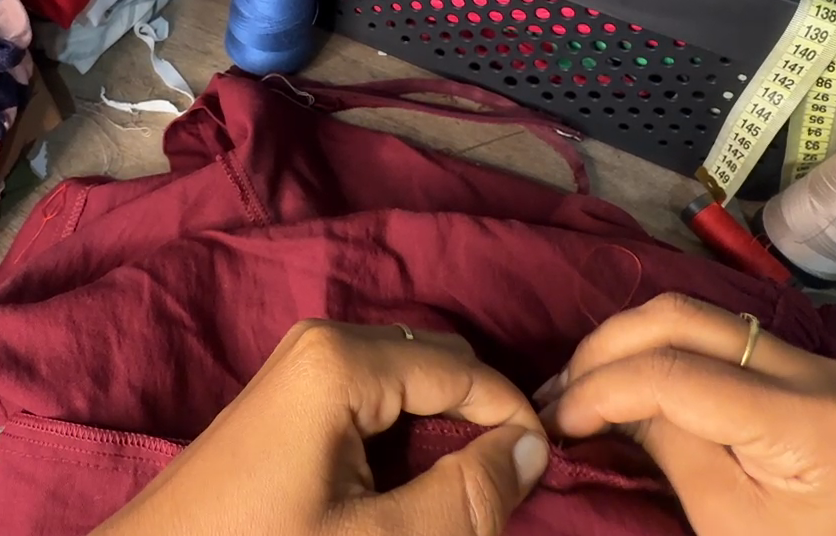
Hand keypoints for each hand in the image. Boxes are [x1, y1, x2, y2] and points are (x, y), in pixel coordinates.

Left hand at [92, 320, 549, 535]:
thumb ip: (464, 498)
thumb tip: (532, 447)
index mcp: (344, 359)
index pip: (461, 369)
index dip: (511, 417)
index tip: (546, 472)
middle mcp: (324, 339)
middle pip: (433, 362)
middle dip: (475, 419)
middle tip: (497, 490)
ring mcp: (301, 360)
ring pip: (404, 377)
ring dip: (440, 428)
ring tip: (454, 493)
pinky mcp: (289, 389)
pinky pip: (370, 391)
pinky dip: (402, 431)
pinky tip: (403, 485)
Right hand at [535, 293, 835, 535]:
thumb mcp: (726, 524)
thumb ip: (662, 441)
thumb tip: (595, 396)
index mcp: (814, 422)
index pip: (676, 373)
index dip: (602, 387)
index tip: (554, 418)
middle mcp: (826, 369)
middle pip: (683, 318)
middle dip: (608, 347)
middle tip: (561, 390)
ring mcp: (825, 363)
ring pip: (696, 315)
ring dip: (630, 342)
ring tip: (585, 382)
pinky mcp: (815, 370)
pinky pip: (721, 338)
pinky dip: (665, 349)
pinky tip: (632, 374)